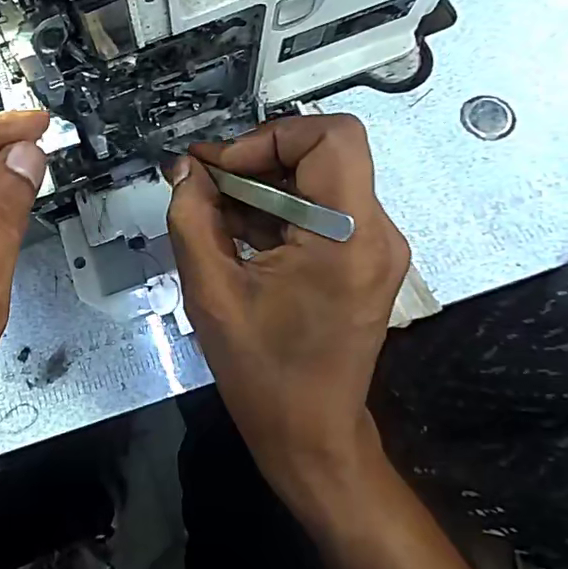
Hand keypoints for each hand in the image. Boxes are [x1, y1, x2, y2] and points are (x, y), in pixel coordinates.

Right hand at [164, 115, 411, 506]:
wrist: (312, 432)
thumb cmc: (264, 374)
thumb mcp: (212, 292)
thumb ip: (193, 218)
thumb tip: (188, 170)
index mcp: (348, 238)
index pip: (331, 136)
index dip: (271, 137)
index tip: (225, 170)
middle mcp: (378, 234)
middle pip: (327, 153)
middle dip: (262, 159)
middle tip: (210, 183)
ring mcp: (379, 248)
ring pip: (325, 180)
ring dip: (269, 185)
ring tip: (218, 211)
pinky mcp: (369, 261)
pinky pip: (328, 211)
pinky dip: (285, 211)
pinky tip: (242, 232)